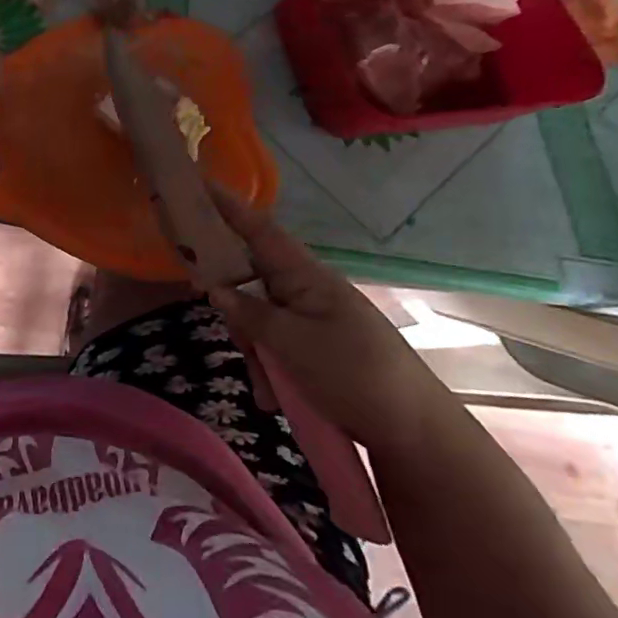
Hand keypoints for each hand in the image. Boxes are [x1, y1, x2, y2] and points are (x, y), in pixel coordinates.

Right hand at [206, 186, 451, 452]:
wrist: (418, 435)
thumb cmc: (356, 376)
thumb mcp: (293, 346)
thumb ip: (249, 314)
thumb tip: (215, 289)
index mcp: (306, 277)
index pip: (260, 230)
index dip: (228, 206)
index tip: (199, 182)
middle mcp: (307, 291)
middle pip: (250, 282)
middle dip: (237, 315)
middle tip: (243, 345)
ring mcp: (314, 320)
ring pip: (260, 321)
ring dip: (256, 354)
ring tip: (270, 390)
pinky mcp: (318, 349)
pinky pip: (277, 347)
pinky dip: (271, 371)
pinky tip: (277, 398)